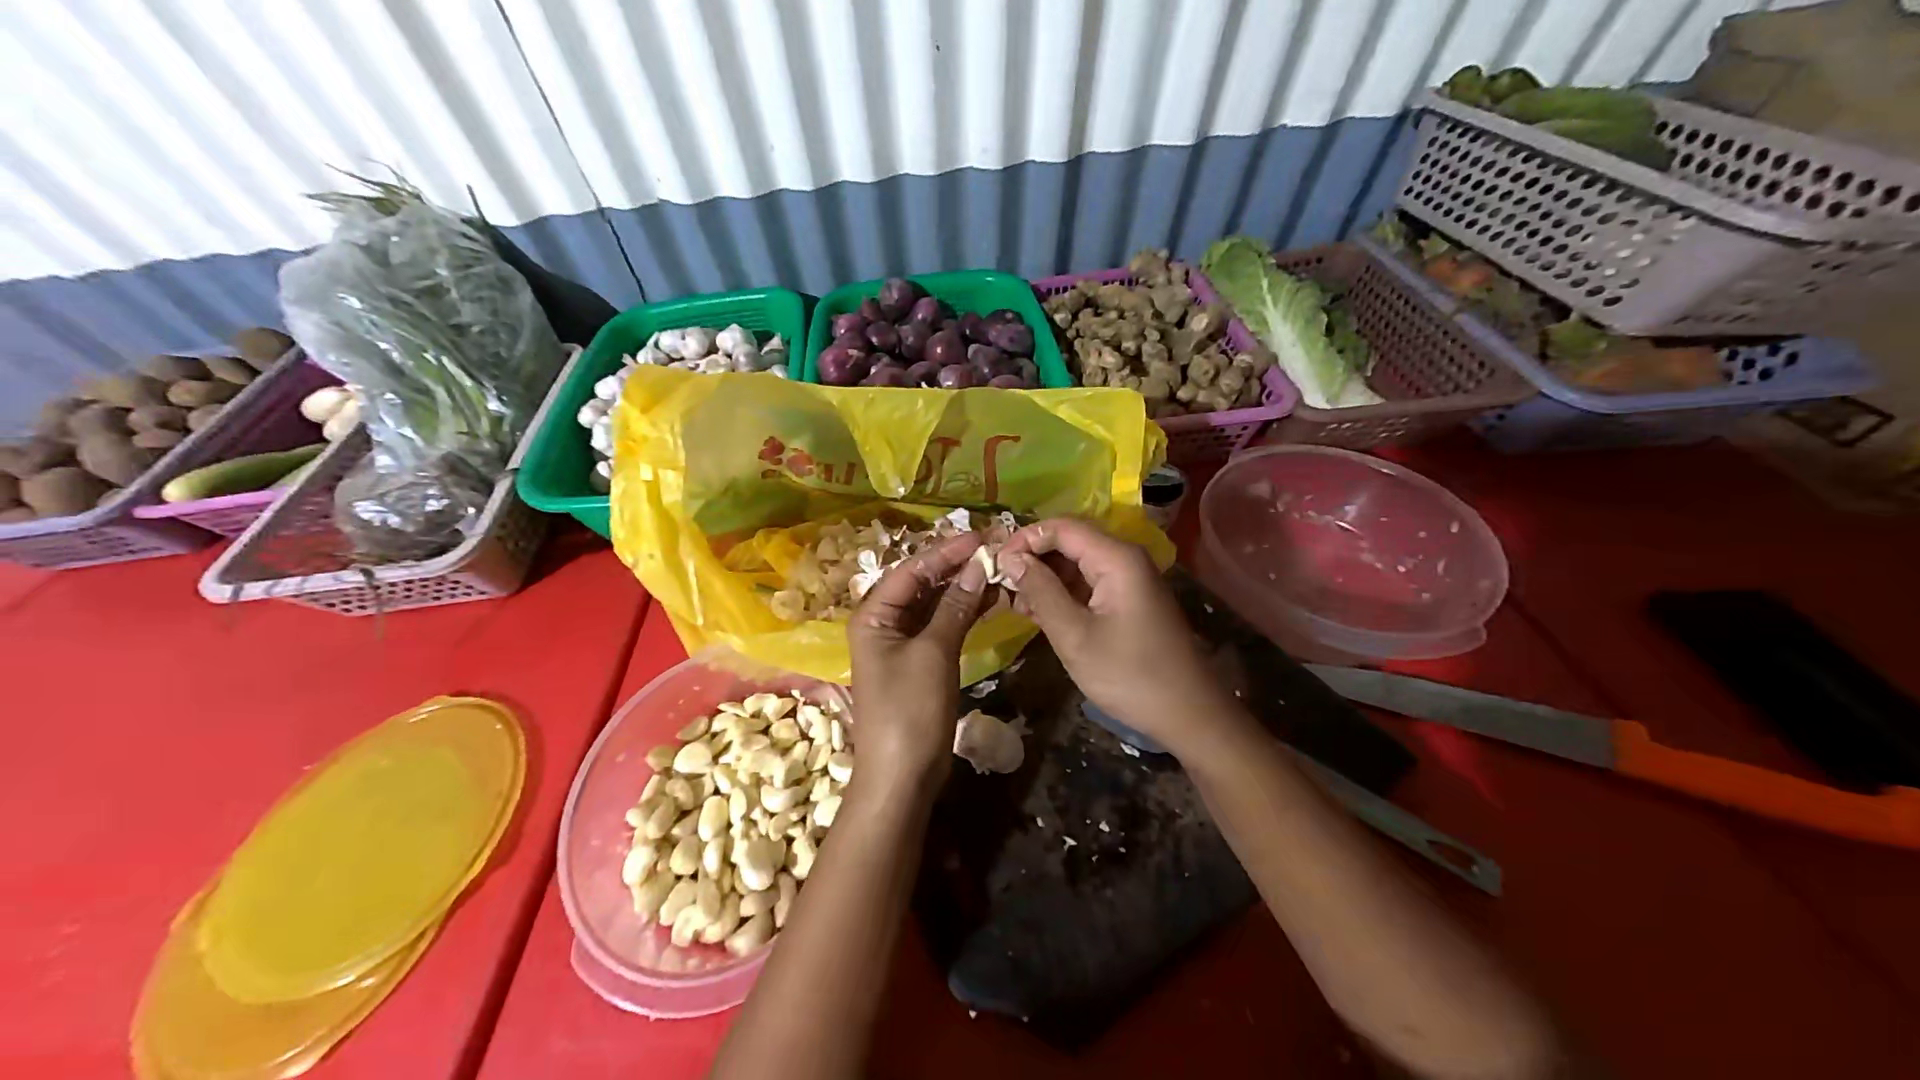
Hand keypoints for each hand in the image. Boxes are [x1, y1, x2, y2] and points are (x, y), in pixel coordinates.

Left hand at [847, 531, 990, 793]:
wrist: (902, 776)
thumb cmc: (910, 711)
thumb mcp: (934, 653)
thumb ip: (956, 607)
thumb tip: (979, 566)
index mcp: (873, 615)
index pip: (910, 570)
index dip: (945, 552)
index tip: (980, 537)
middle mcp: (883, 624)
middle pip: (921, 584)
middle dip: (956, 568)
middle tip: (994, 550)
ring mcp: (901, 644)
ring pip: (934, 605)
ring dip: (963, 589)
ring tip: (998, 571)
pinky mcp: (919, 663)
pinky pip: (941, 627)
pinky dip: (963, 614)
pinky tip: (990, 601)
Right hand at [997, 518, 1236, 755]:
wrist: (1187, 713)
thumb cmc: (1128, 675)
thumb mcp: (1074, 635)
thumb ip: (1040, 591)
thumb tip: (1010, 559)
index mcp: (1116, 558)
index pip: (1061, 527)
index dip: (1024, 539)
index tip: (994, 562)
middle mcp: (1125, 559)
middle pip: (1069, 541)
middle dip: (1032, 557)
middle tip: (999, 581)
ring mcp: (1129, 579)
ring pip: (1076, 562)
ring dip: (1044, 577)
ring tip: (1013, 600)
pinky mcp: (1128, 599)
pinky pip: (1088, 583)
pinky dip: (1062, 592)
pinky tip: (1037, 611)